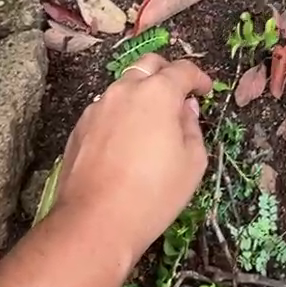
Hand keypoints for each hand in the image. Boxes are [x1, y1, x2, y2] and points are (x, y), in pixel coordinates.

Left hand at [51, 55, 212, 266]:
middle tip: (178, 94)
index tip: (205, 90)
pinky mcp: (80, 126)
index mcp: (157, 93)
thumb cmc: (154, 193)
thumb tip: (185, 108)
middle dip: (167, 73)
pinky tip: (127, 140)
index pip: (182, 70)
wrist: (95, 221)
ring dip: (141, 94)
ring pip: (124, 86)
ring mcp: (97, 107)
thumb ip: (192, 126)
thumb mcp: (192, 162)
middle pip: (148, 65)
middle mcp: (124, 90)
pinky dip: (121, 113)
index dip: (198, 78)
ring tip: (152, 122)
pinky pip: (106, 108)